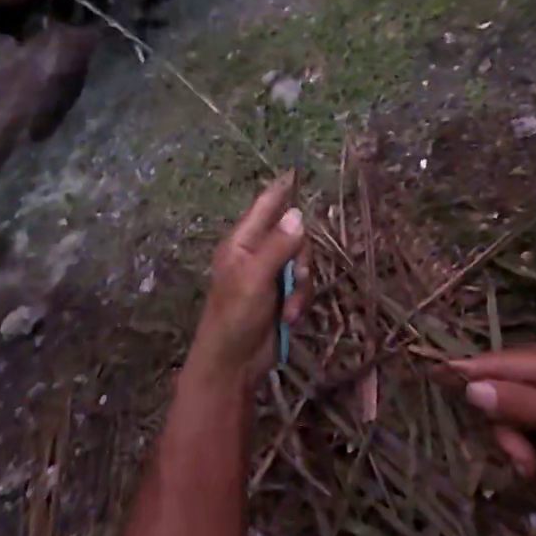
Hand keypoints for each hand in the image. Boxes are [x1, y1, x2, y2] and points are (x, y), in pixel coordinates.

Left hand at [185, 176, 308, 390]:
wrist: (232, 364)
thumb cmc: (235, 316)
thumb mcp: (255, 277)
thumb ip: (278, 245)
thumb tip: (297, 214)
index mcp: (242, 243)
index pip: (265, 207)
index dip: (280, 190)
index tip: (295, 172)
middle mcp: (256, 254)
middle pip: (294, 237)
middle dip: (301, 260)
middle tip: (297, 278)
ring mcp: (269, 276)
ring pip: (302, 264)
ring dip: (301, 288)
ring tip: (290, 309)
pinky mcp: (281, 297)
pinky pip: (302, 287)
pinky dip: (300, 302)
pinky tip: (291, 319)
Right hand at [450, 343, 535, 512]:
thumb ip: (521, 404)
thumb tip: (470, 388)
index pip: (491, 363)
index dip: (462, 374)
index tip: (428, 377)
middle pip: (496, 403)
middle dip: (511, 438)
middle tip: (528, 463)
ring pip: (509, 434)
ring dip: (529, 461)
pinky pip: (527, 454)